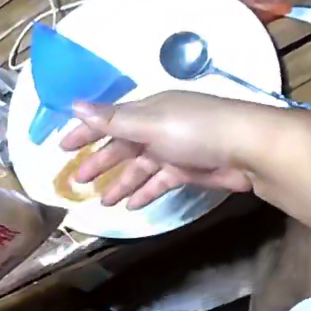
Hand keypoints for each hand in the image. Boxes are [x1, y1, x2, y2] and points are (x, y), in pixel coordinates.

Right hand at [59, 91, 286, 209]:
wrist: (247, 148)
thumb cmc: (195, 130)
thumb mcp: (150, 123)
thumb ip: (113, 120)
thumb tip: (74, 105)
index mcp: (148, 111)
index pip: (109, 120)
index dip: (85, 133)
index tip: (62, 147)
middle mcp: (158, 128)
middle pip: (122, 147)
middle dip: (100, 163)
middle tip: (76, 182)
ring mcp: (174, 150)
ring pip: (140, 168)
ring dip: (120, 183)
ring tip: (103, 201)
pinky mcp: (188, 171)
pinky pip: (159, 182)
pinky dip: (145, 192)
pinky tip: (131, 206)